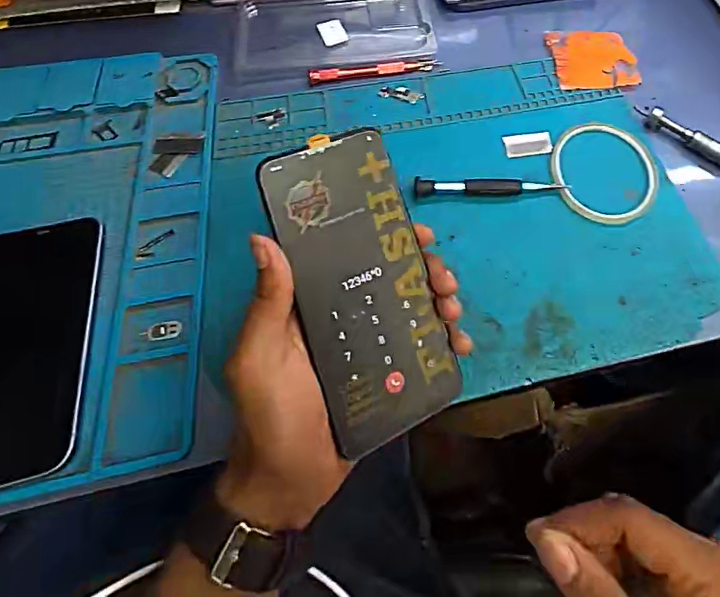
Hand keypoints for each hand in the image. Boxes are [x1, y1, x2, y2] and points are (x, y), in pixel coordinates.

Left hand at [218, 225, 471, 529]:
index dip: (386, 237)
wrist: (290, 487)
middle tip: (443, 280)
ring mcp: (370, 344)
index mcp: (314, 301)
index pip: (354, 254)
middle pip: (393, 277)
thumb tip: (262, 239)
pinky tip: (459, 344)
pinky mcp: (390, 374)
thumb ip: (267, 302)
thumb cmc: (269, 417)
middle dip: (425, 270)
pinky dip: (445, 341)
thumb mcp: (259, 357)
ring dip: (440, 300)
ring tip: (451, 310)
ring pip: (414, 307)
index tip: (416, 233)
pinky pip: (423, 348)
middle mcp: (345, 314)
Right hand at [526, 494, 719, 596]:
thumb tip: (545, 540)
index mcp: (703, 562)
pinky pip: (649, 567)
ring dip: (598, 554)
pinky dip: (618, 574)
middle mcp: (708, 556)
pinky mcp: (701, 592)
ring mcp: (707, 574)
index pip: (627, 514)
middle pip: (631, 523)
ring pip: (637, 543)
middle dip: (584, 535)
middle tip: (544, 556)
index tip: (534, 536)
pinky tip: (597, 588)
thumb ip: (595, 591)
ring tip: (566, 573)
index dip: (577, 519)